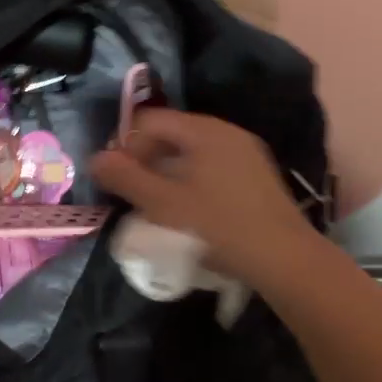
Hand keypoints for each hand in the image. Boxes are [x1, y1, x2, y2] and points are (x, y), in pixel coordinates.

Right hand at [92, 110, 318, 285]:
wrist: (285, 260)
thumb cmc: (217, 226)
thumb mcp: (162, 204)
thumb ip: (125, 177)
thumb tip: (96, 159)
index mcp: (203, 130)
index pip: (150, 120)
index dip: (125, 143)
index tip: (115, 176)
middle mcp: (227, 132)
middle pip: (172, 133)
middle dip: (146, 158)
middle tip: (131, 191)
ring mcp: (248, 153)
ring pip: (193, 152)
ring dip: (168, 171)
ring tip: (157, 204)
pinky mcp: (259, 177)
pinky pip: (214, 167)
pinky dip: (193, 181)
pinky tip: (190, 211)